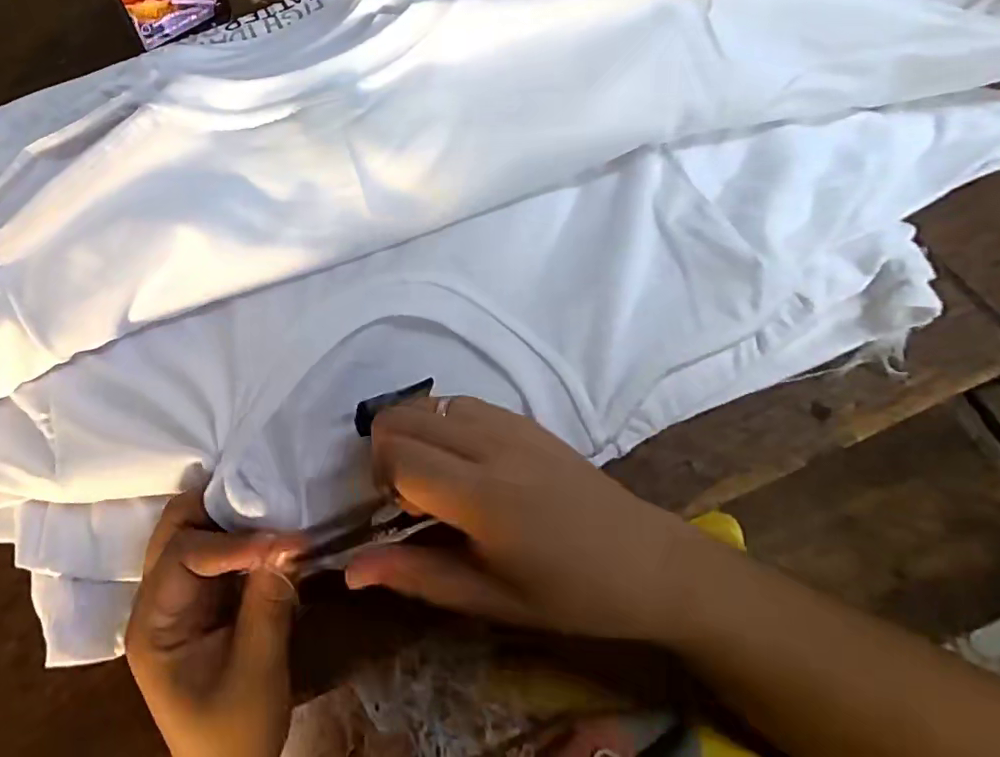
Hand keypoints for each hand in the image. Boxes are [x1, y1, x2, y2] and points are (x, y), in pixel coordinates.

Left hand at [126, 489, 305, 756]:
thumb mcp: (258, 672)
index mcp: (153, 622)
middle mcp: (156, 599)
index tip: (280, 541)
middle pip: (175, 529)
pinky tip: (267, 532)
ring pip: (191, 530)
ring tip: (270, 513)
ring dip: (228, 517)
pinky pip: (212, 548)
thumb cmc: (236, 732)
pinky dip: (238, 535)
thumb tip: (288, 543)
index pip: (183, 556)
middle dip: (218, 510)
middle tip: (268, 505)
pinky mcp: (201, 598)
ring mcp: (177, 595)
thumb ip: (268, 603)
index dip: (230, 542)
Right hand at [345, 394, 714, 642]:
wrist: (649, 561)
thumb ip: (417, 575)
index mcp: (481, 497)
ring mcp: (509, 425)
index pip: (397, 455)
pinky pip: (461, 402)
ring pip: (428, 403)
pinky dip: (444, 422)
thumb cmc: (569, 594)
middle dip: (388, 452)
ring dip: (415, 434)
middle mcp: (490, 446)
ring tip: (440, 476)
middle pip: (401, 418)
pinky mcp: (524, 418)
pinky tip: (467, 459)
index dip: (382, 479)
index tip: (403, 512)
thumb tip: (350, 569)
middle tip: (416, 496)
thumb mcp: (491, 598)